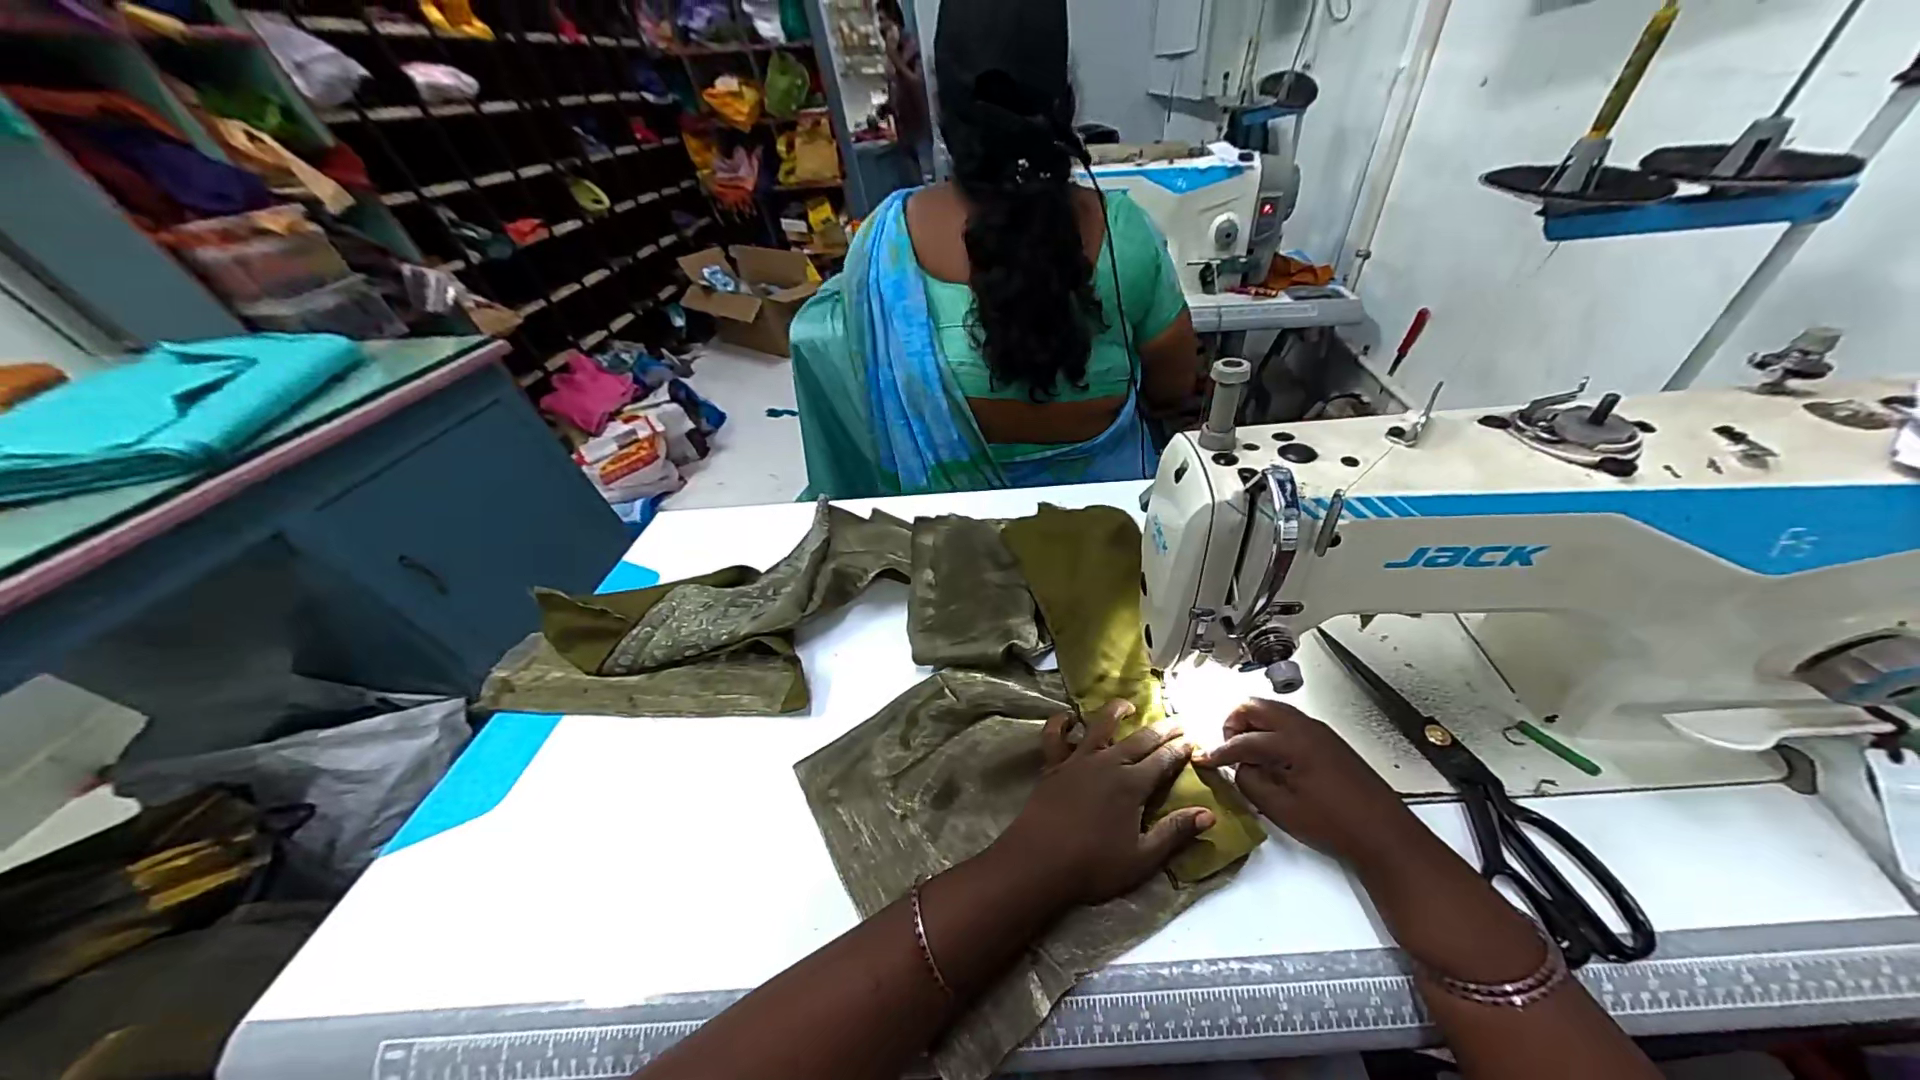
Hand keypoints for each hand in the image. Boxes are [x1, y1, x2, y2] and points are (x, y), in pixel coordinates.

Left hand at [992, 700, 1214, 907]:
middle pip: (1138, 740)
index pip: (1163, 760)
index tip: (1192, 738)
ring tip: (1127, 705)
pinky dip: (1060, 723)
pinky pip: (1055, 736)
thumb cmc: (1094, 864)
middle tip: (1176, 720)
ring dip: (1115, 712)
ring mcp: (1077, 761)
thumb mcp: (1142, 857)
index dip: (1179, 749)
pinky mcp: (1053, 765)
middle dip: (1160, 730)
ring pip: (1099, 727)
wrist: (1039, 861)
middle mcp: (1107, 763)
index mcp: (1132, 785)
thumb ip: (1174, 832)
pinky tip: (1067, 717)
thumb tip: (1208, 813)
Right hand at [1195, 700, 1428, 873]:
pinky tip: (1271, 758)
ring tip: (1245, 753)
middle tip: (1226, 747)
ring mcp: (1320, 731)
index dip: (1219, 751)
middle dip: (1234, 723)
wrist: (1387, 838)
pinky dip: (1271, 732)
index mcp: (1293, 741)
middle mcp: (1306, 727)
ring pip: (1273, 711)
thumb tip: (1241, 770)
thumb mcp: (1281, 809)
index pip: (1243, 740)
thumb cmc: (1336, 825)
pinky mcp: (1329, 742)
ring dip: (1253, 725)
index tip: (1204, 759)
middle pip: (1256, 707)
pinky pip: (1289, 723)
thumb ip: (1250, 783)